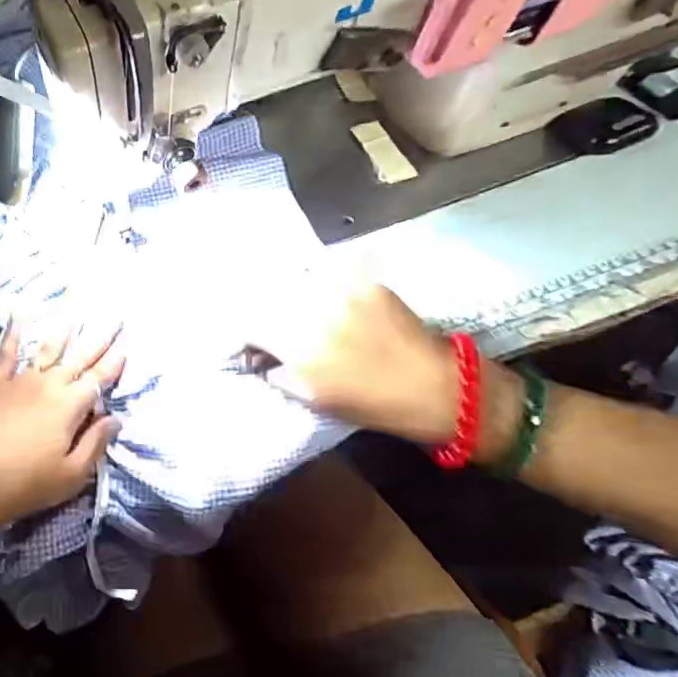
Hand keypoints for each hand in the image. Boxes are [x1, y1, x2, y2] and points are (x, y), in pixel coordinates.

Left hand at [0, 321, 124, 547]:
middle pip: (79, 358)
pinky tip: (17, 316)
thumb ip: (95, 443)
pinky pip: (5, 353)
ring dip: (62, 331)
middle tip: (114, 320)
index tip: (127, 344)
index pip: (99, 379)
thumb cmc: (24, 484)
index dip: (115, 362)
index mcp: (70, 406)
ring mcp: (19, 380)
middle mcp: (48, 384)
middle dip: (99, 340)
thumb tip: (115, 419)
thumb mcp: (71, 475)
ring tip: (74, 313)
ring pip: (47, 350)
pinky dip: (13, 334)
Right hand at [244, 281, 458, 443]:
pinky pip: (328, 273)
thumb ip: (279, 373)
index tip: (248, 341)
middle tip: (271, 324)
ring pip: (296, 278)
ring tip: (299, 309)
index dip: (243, 331)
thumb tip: (256, 356)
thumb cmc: (372, 403)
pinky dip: (320, 284)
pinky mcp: (364, 279)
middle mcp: (316, 311)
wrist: (434, 386)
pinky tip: (329, 300)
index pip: (249, 323)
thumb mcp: (315, 398)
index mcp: (301, 348)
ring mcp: (342, 290)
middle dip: (264, 310)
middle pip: (268, 295)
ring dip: (290, 293)